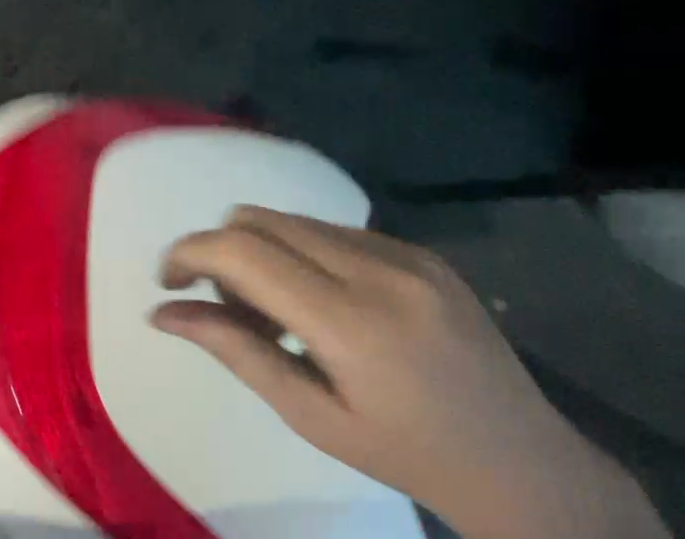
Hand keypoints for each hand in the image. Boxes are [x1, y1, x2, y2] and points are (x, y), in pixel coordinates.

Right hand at [153, 206, 667, 538]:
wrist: (526, 466)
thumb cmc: (405, 451)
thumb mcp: (309, 415)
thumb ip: (233, 351)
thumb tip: (158, 312)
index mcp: (353, 323)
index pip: (240, 251)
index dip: (187, 254)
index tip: (169, 283)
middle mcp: (380, 273)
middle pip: (257, 220)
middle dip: (219, 252)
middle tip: (227, 307)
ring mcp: (407, 257)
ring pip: (289, 220)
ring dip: (258, 251)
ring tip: (278, 311)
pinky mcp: (423, 253)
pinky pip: (330, 230)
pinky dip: (300, 253)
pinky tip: (321, 303)